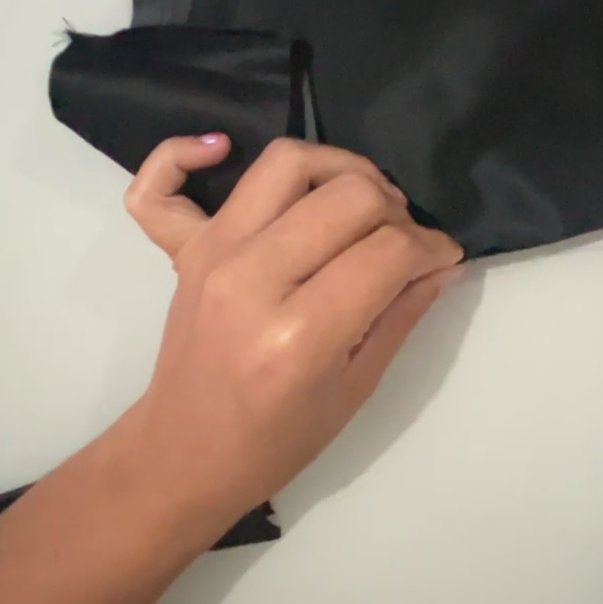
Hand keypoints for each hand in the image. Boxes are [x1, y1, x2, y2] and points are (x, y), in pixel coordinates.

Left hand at [109, 135, 463, 542]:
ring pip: (286, 164)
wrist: (185, 454)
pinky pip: (160, 186)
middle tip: (403, 242)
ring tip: (359, 201)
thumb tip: (443, 262)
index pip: (388, 251)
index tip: (442, 257)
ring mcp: (210, 255)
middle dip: (396, 211)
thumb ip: (403, 314)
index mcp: (300, 336)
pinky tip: (221, 149)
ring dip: (340, 169)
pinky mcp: (183, 249)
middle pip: (348, 196)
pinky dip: (184, 155)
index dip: (432, 247)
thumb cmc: (276, 440)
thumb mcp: (356, 389)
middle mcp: (251, 280)